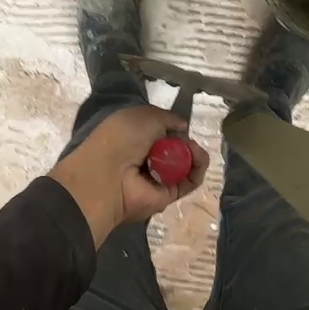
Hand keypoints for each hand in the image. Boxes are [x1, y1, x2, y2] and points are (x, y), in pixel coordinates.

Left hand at [48, 105, 207, 246]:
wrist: (110, 174)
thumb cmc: (122, 138)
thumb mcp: (144, 115)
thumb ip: (167, 118)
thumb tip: (183, 126)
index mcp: (136, 139)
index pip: (162, 132)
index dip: (174, 127)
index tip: (180, 124)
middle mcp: (147, 158)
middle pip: (178, 148)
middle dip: (186, 140)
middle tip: (186, 137)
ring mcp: (159, 177)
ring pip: (188, 164)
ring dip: (195, 152)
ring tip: (193, 148)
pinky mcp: (170, 194)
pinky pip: (191, 180)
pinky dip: (198, 168)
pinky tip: (197, 157)